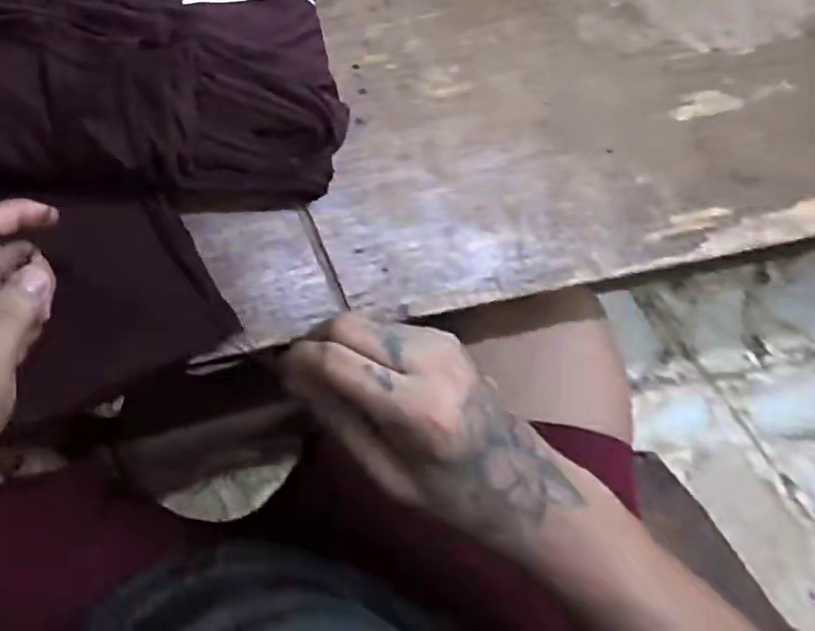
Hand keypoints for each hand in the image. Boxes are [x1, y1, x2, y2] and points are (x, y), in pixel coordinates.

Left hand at [0, 200, 57, 486]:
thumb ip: (12, 316)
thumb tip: (40, 268)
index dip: (18, 211)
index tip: (56, 219)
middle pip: (5, 251)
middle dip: (35, 269)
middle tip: (42, 317)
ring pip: (11, 278)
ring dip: (33, 298)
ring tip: (30, 341)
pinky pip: (10, 305)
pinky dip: (26, 317)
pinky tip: (22, 352)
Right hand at [281, 314, 584, 553]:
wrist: (533, 489)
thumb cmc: (453, 496)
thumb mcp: (383, 474)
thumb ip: (334, 417)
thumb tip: (290, 373)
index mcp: (418, 410)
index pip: (334, 359)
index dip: (298, 358)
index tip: (281, 368)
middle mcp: (431, 364)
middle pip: (343, 325)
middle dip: (313, 340)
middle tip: (303, 367)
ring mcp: (440, 343)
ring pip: (358, 320)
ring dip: (336, 340)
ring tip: (336, 371)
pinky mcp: (441, 334)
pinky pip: (379, 325)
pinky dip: (360, 341)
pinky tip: (368, 368)